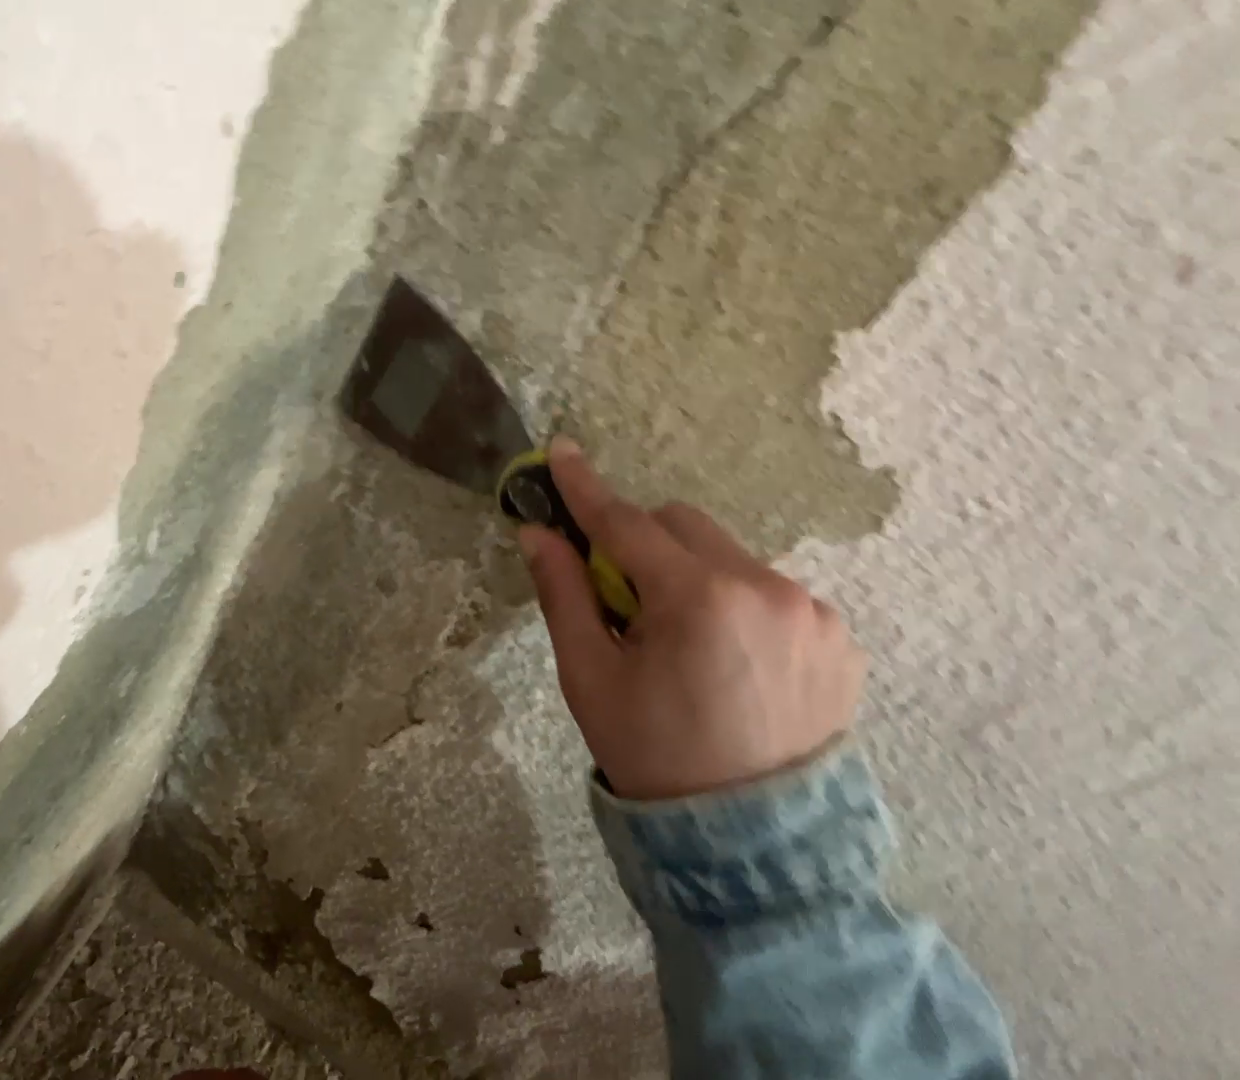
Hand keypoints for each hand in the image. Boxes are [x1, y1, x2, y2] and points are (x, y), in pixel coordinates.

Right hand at [518, 438, 865, 800]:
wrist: (750, 839)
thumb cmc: (652, 753)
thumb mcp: (589, 677)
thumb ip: (563, 594)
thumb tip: (535, 533)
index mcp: (699, 599)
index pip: (626, 523)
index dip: (585, 488)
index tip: (559, 452)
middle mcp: (766, 587)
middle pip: (682, 526)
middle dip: (640, 543)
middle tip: (619, 598)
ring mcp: (811, 611)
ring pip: (727, 557)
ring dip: (690, 575)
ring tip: (681, 642)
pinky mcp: (836, 636)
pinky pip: (768, 591)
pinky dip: (735, 604)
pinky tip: (728, 660)